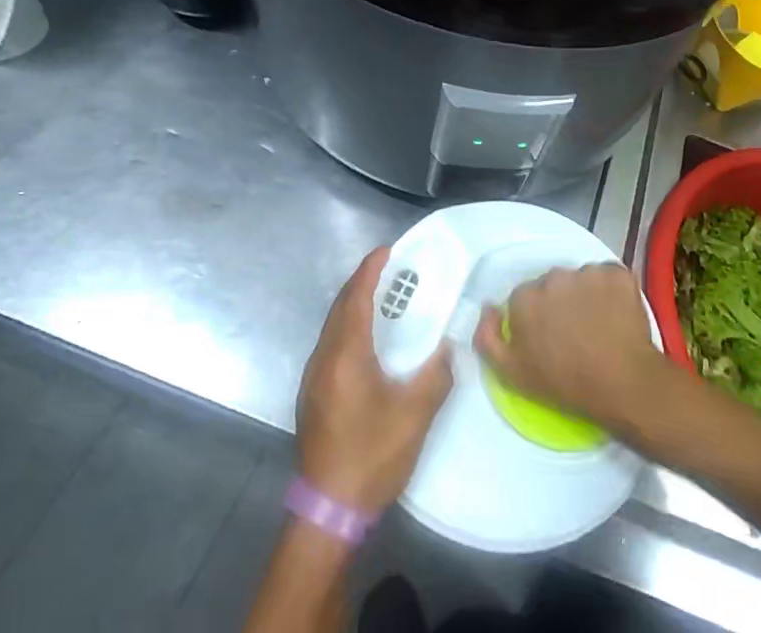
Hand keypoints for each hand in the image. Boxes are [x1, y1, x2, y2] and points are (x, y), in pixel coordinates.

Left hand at [295, 247, 453, 514]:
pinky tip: (373, 338)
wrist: (328, 511)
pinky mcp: (316, 397)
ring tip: (386, 295)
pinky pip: (333, 347)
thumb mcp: (417, 413)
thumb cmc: (373, 455)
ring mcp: (314, 381)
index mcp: (345, 359)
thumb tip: (445, 348)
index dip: (370, 272)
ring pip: (333, 329)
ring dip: (356, 306)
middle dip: (363, 284)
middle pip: (339, 310)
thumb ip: (436, 372)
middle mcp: (323, 363)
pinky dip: (352, 328)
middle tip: (392, 267)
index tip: (388, 250)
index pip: (355, 301)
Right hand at [475, 263, 669, 431]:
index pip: (524, 297)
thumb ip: (487, 336)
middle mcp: (555, 277)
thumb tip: (489, 307)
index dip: (535, 316)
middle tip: (573, 330)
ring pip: (582, 278)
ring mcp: (589, 273)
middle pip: (553, 283)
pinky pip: (610, 276)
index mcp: (525, 297)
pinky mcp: (618, 274)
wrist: (619, 381)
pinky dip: (612, 290)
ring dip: (586, 293)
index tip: (547, 335)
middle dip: (559, 301)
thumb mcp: (509, 372)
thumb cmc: (562, 381)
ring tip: (597, 323)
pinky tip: (615, 313)